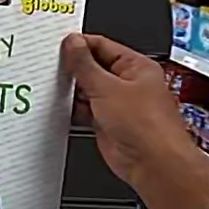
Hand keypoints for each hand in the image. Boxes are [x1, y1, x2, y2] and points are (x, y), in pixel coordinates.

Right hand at [61, 33, 208, 208]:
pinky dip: (74, 107)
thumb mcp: (107, 87)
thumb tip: (73, 43)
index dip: (80, 44)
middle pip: (93, 67)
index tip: (60, 46)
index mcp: (136, 66)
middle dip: (74, 68)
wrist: (153, 165)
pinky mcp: (107, 122)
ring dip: (73, 89)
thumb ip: (84, 64)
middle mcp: (128, 83)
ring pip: (87, 88)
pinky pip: (85, 108)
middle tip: (55, 67)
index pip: (102, 45)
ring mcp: (117, 103)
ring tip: (57, 86)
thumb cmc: (148, 127)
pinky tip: (63, 105)